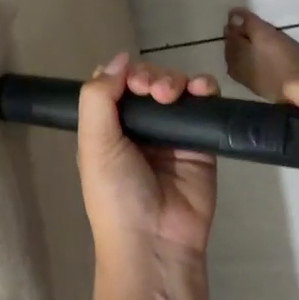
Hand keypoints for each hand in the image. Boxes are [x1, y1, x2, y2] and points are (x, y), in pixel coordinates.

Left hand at [77, 53, 221, 263]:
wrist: (156, 241)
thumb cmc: (116, 195)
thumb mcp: (94, 145)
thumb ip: (99, 98)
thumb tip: (118, 58)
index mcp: (108, 129)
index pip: (116, 85)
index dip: (123, 74)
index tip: (131, 81)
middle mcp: (139, 128)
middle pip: (148, 81)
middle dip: (151, 77)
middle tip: (151, 92)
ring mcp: (172, 135)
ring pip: (176, 88)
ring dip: (174, 80)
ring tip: (171, 95)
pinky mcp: (202, 143)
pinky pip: (204, 107)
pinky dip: (204, 90)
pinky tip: (201, 90)